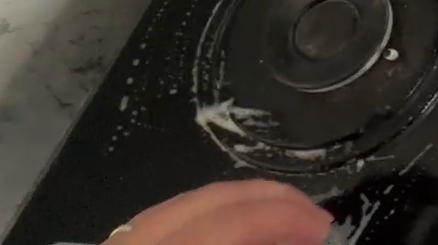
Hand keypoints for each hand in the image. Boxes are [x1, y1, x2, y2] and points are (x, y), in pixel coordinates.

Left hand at [108, 180, 330, 244]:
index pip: (233, 222)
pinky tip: (237, 232)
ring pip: (191, 203)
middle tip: (313, 219)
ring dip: (246, 205)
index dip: (287, 217)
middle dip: (274, 200)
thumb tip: (299, 241)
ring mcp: (114, 244)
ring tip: (283, 221)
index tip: (323, 230)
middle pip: (214, 198)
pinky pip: (169, 220)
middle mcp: (129, 243)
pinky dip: (212, 217)